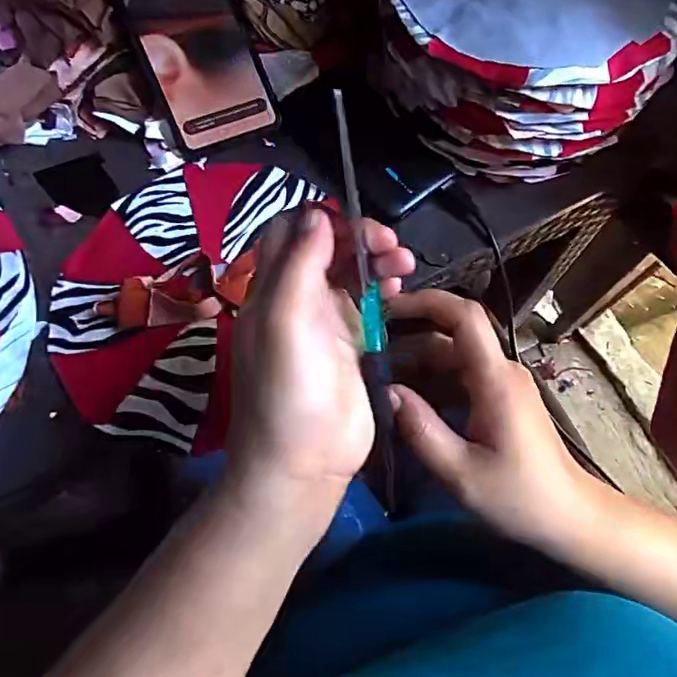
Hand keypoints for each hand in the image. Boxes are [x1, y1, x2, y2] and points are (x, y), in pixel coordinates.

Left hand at [225, 207, 414, 508]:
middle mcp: (297, 298)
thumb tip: (316, 215)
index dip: (321, 219)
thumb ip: (299, 265)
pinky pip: (369, 300)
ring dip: (378, 257)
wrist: (304, 461)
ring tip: (405, 264)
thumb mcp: (285, 322)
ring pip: (351, 270)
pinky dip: (385, 285)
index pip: (290, 231)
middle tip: (390, 244)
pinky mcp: (352, 342)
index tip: (354, 227)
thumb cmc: (288, 391)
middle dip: (359, 235)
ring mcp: (326, 320)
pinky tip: (399, 289)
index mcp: (272, 288)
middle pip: (327, 246)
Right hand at [385, 290, 604, 550]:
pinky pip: (461, 377)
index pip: (465, 316)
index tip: (386, 308)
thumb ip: (421, 430)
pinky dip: (432, 383)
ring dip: (417, 364)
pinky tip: (406, 403)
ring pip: (453, 357)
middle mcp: (501, 370)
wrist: (567, 515)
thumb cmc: (518, 497)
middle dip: (408, 339)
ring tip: (376, 381)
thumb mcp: (461, 472)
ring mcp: (503, 383)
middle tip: (365, 356)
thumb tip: (386, 392)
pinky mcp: (501, 398)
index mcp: (496, 379)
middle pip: (452, 336)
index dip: (425, 302)